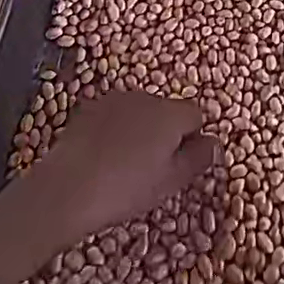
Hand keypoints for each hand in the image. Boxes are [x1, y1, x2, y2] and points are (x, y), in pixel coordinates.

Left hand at [16, 90, 218, 245]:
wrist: (69, 186)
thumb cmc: (128, 187)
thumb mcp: (172, 180)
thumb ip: (199, 157)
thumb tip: (214, 142)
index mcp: (171, 112)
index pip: (196, 115)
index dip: (193, 139)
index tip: (180, 165)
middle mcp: (145, 96)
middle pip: (167, 111)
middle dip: (166, 134)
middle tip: (154, 170)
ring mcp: (115, 99)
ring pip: (140, 112)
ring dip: (141, 131)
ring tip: (126, 166)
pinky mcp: (90, 108)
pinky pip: (115, 116)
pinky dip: (116, 131)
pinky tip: (105, 158)